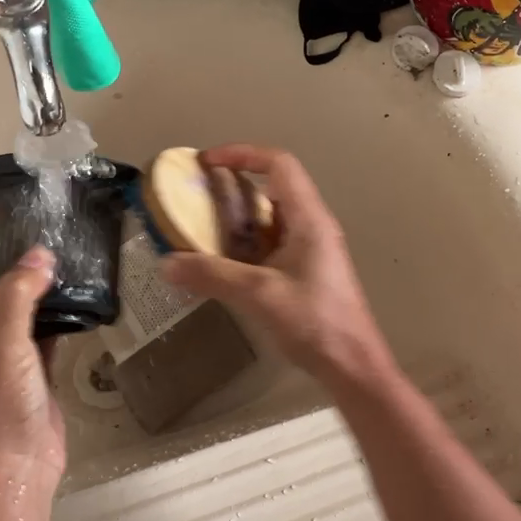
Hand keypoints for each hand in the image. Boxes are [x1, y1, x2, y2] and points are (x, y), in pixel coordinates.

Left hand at [0, 208, 66, 490]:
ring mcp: (3, 354)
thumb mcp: (2, 347)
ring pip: (15, 301)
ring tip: (56, 242)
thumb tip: (39, 254)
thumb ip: (17, 297)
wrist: (17, 472)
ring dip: (31, 273)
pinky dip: (56, 304)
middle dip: (0, 246)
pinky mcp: (30, 368)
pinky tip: (76, 289)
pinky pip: (41, 324)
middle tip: (28, 215)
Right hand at [159, 145, 393, 389]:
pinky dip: (246, 243)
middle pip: (273, 187)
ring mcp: (311, 248)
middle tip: (198, 195)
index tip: (207, 161)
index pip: (278, 164)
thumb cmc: (315, 322)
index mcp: (308, 218)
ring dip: (238, 218)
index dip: (242, 154)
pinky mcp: (306, 270)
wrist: (353, 365)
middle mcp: (312, 224)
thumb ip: (213, 275)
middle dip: (234, 186)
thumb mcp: (259, 295)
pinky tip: (223, 262)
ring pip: (270, 217)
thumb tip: (167, 263)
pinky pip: (272, 242)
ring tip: (202, 228)